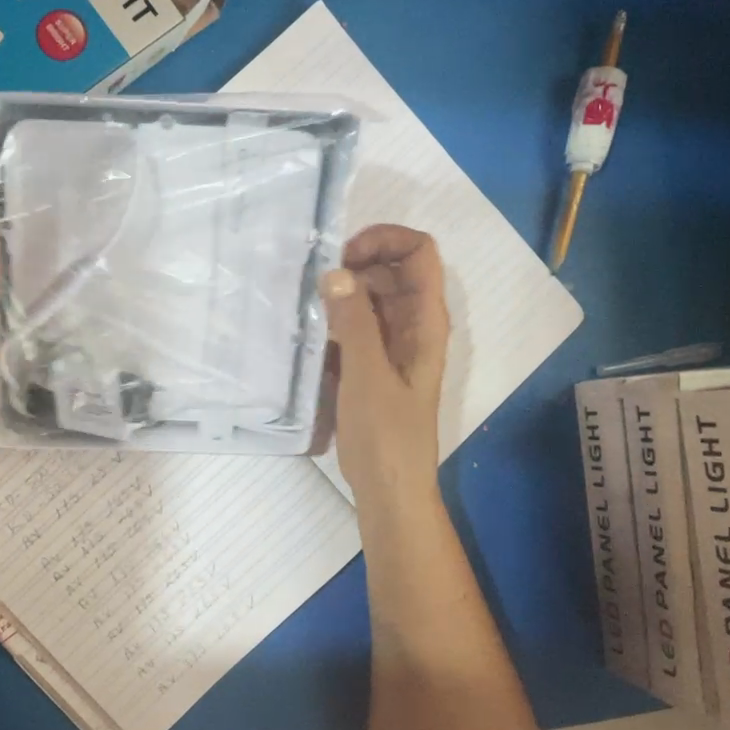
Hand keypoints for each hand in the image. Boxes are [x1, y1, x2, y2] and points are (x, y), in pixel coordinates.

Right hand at [321, 225, 448, 502]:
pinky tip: (306, 335)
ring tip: (304, 306)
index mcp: (425, 321)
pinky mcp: (370, 366)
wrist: (389, 488)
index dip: (385, 241)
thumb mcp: (367, 374)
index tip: (342, 257)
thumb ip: (353, 322)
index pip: (418, 252)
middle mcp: (412, 326)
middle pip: (391, 270)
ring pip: (369, 299)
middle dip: (355, 264)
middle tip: (314, 283)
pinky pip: (354, 328)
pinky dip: (333, 322)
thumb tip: (334, 273)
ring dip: (340, 294)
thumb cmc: (386, 434)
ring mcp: (391, 346)